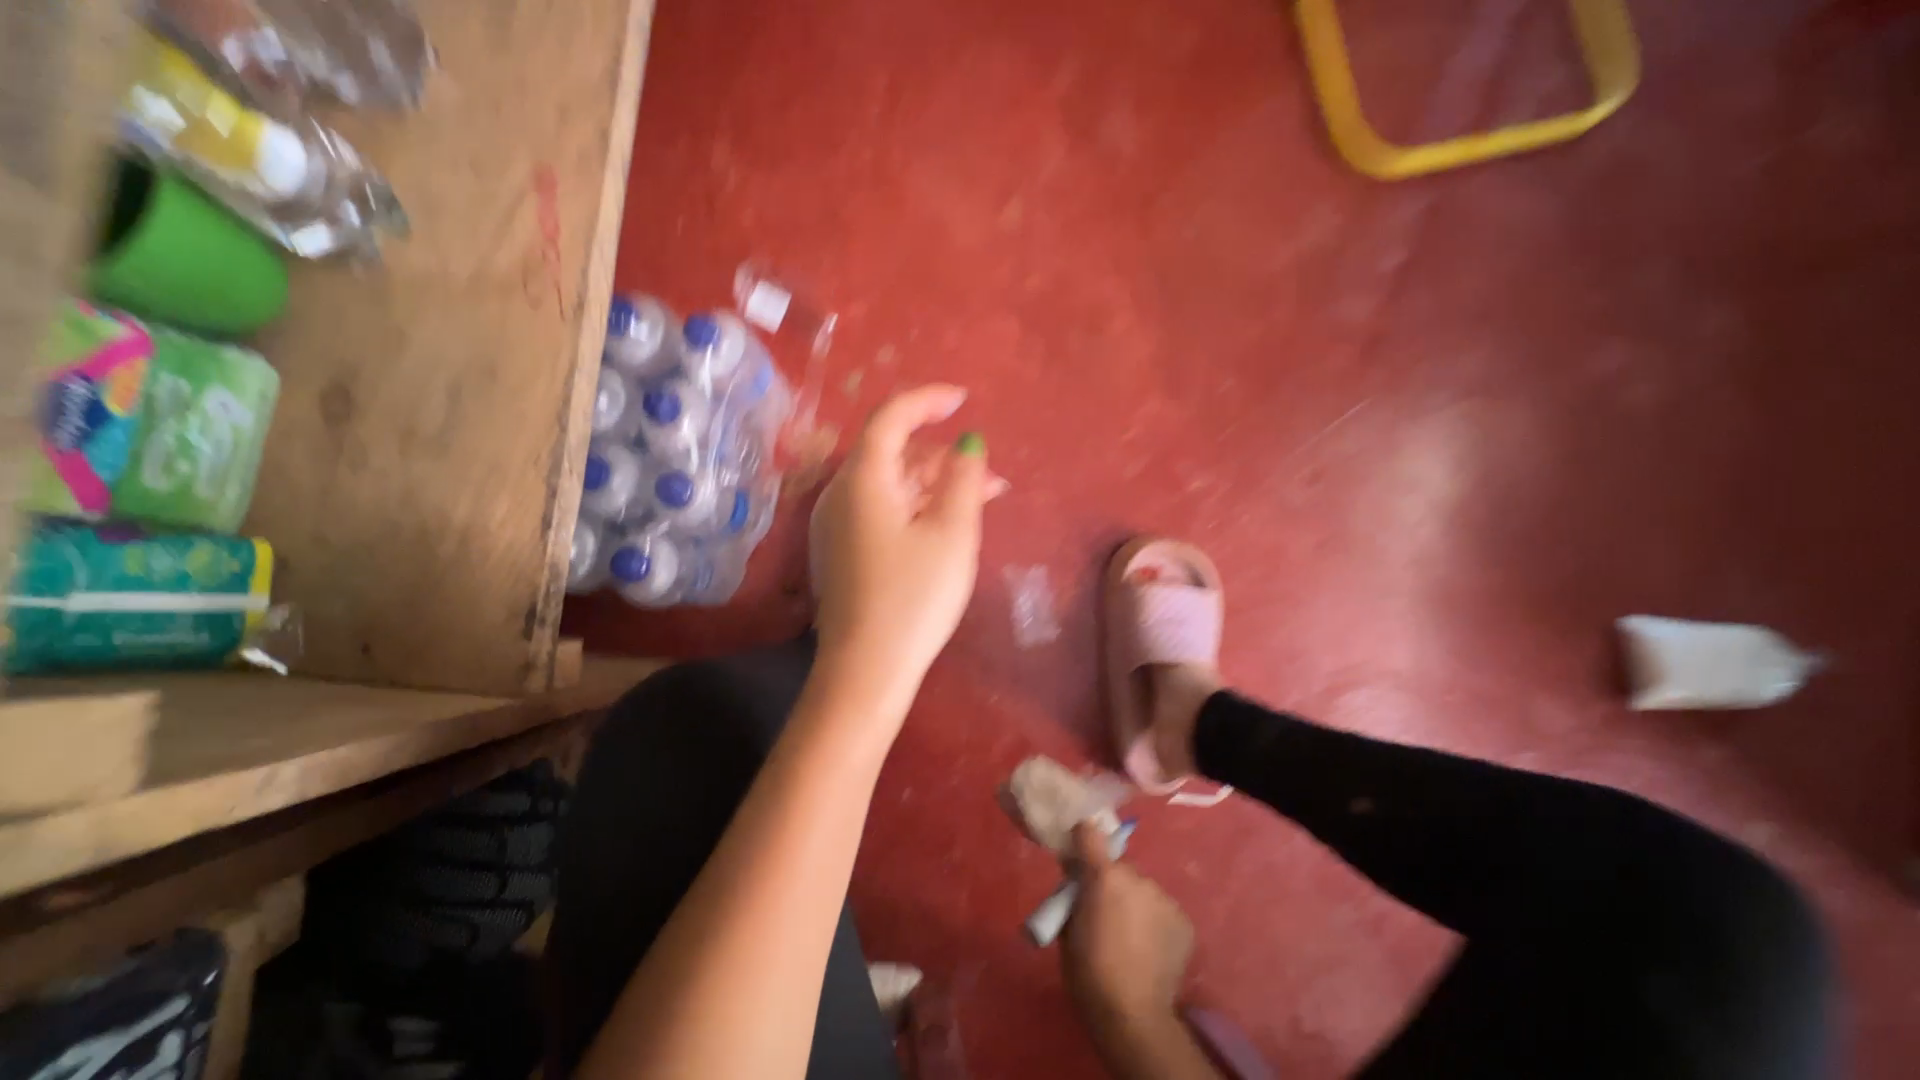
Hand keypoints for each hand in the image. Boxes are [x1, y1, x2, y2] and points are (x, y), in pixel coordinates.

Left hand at [810, 384, 989, 706]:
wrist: (865, 668)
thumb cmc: (914, 596)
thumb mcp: (952, 534)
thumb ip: (963, 480)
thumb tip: (966, 444)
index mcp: (862, 479)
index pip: (890, 418)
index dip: (927, 401)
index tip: (962, 400)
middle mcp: (839, 494)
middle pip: (891, 454)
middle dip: (942, 457)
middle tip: (990, 477)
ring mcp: (835, 525)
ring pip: (889, 486)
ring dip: (934, 486)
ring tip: (982, 502)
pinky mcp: (840, 552)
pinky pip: (880, 511)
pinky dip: (915, 508)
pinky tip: (946, 527)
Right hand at [1062, 822, 1193, 1036]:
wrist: (1132, 1015)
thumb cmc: (1087, 973)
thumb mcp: (1066, 928)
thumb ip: (1074, 894)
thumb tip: (1078, 876)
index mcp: (1104, 876)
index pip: (1090, 833)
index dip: (1082, 838)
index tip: (1077, 850)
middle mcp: (1139, 879)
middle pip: (1120, 867)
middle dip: (1111, 881)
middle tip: (1103, 910)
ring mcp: (1166, 899)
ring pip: (1143, 890)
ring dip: (1134, 902)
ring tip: (1130, 935)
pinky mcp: (1184, 921)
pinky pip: (1162, 911)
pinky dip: (1154, 921)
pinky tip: (1149, 948)